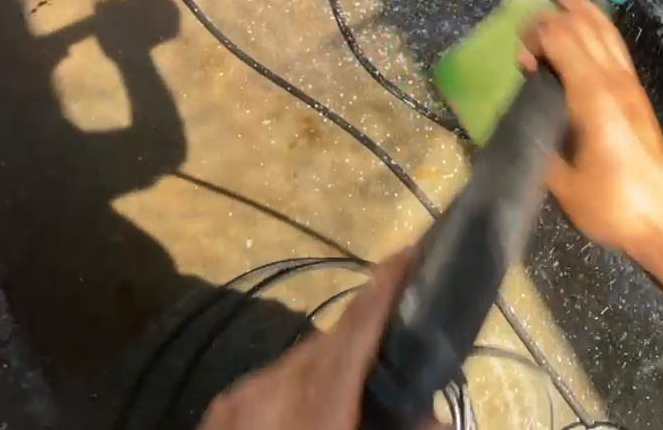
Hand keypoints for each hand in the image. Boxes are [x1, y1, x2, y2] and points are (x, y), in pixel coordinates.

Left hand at [199, 249, 429, 429]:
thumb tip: (440, 421)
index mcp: (319, 400)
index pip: (361, 321)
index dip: (387, 282)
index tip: (412, 250)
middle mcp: (279, 384)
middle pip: (337, 338)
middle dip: (368, 334)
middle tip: (395, 346)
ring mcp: (244, 397)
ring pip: (305, 359)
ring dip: (332, 366)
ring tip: (350, 395)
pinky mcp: (223, 410)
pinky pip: (273, 381)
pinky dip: (297, 386)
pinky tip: (305, 418)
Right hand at [520, 0, 662, 259]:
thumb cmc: (612, 204)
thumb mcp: (563, 185)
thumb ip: (538, 148)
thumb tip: (518, 125)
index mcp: (592, 96)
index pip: (562, 40)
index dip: (536, 37)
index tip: (521, 61)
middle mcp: (613, 80)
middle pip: (583, 27)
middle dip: (553, 19)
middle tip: (528, 32)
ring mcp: (629, 83)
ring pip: (606, 31)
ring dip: (582, 13)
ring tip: (561, 1)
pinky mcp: (636, 93)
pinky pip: (616, 46)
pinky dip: (599, 28)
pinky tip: (588, 29)